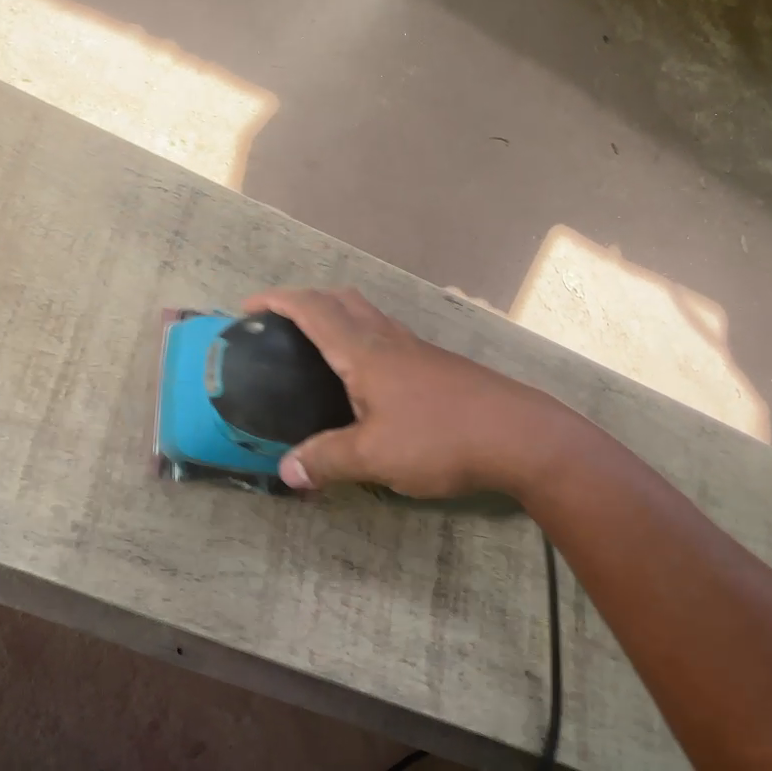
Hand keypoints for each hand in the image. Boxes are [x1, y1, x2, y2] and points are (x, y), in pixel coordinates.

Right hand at [243, 287, 578, 498]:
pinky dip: (360, 336)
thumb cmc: (441, 438)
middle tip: (279, 322)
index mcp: (363, 351)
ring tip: (316, 344)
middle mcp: (387, 340)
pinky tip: (365, 376)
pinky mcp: (436, 366)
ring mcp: (415, 350)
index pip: (312, 309)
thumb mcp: (374, 457)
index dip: (277, 301)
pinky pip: (386, 335)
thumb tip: (286, 472)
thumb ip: (326, 461)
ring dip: (335, 314)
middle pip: (340, 299)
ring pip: (367, 313)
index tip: (248, 306)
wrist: (523, 438)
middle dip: (304, 299)